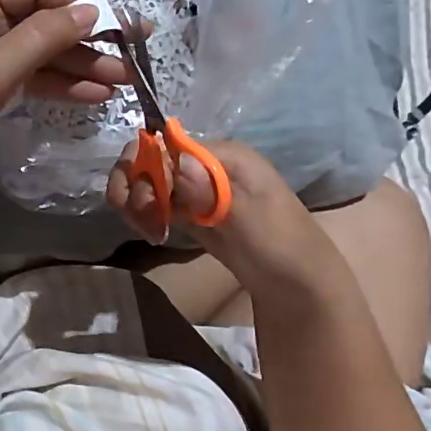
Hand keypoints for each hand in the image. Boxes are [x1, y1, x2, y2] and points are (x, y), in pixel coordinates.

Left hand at [0, 0, 130, 175]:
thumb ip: (45, 36)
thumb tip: (92, 10)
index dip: (70, 1)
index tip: (103, 25)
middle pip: (46, 18)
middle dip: (87, 37)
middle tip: (133, 50)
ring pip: (46, 50)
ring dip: (84, 63)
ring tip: (125, 80)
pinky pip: (38, 75)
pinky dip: (65, 83)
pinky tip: (97, 94)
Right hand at [107, 136, 319, 272]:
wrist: (295, 284)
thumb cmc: (279, 245)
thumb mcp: (248, 216)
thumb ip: (211, 189)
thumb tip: (177, 160)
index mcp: (221, 155)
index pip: (166, 145)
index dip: (146, 168)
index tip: (147, 202)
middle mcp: (204, 164)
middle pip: (150, 159)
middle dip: (135, 185)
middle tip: (140, 218)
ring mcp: (195, 188)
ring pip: (147, 181)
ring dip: (135, 201)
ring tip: (145, 229)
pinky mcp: (189, 210)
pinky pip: (155, 202)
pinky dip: (144, 215)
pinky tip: (152, 233)